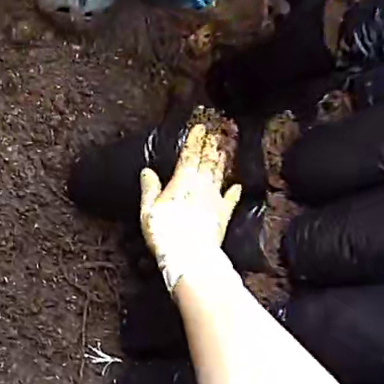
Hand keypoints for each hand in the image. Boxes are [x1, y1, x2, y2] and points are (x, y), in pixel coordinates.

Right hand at [139, 110, 242, 291]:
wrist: (189, 256)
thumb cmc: (164, 233)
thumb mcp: (148, 210)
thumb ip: (150, 189)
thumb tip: (147, 172)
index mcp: (182, 182)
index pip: (189, 156)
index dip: (194, 140)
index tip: (199, 127)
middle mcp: (201, 186)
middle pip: (207, 161)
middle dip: (210, 145)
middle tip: (215, 132)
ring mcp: (214, 200)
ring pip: (219, 175)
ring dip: (222, 161)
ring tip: (224, 149)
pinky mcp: (223, 215)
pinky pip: (230, 200)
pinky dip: (233, 191)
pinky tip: (236, 185)